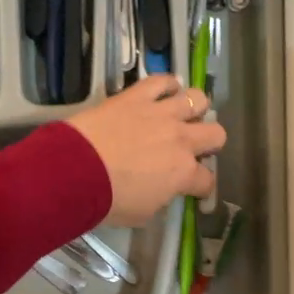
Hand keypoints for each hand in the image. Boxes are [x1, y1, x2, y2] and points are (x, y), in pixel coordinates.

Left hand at [67, 74, 227, 226]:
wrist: (76, 170)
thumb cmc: (108, 200)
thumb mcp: (141, 213)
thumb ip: (159, 199)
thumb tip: (162, 191)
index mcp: (183, 173)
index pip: (207, 180)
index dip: (203, 186)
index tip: (195, 189)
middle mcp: (181, 139)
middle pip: (216, 134)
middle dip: (209, 143)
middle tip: (193, 148)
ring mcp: (162, 113)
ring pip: (198, 99)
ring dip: (195, 108)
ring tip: (184, 115)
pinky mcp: (138, 95)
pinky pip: (162, 81)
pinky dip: (167, 84)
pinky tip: (165, 90)